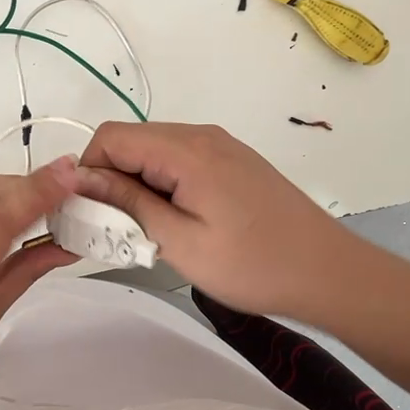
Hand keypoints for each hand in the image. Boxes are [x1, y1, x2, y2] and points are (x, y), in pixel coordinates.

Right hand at [75, 122, 363, 316]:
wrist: (330, 273)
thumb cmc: (253, 265)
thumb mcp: (178, 241)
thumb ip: (127, 203)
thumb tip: (80, 178)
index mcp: (186, 150)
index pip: (110, 137)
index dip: (88, 171)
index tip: (89, 213)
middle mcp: (201, 135)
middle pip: (130, 140)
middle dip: (109, 178)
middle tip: (112, 228)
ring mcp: (220, 145)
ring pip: (152, 150)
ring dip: (135, 183)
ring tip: (143, 228)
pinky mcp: (232, 161)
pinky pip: (178, 160)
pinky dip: (161, 183)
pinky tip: (174, 220)